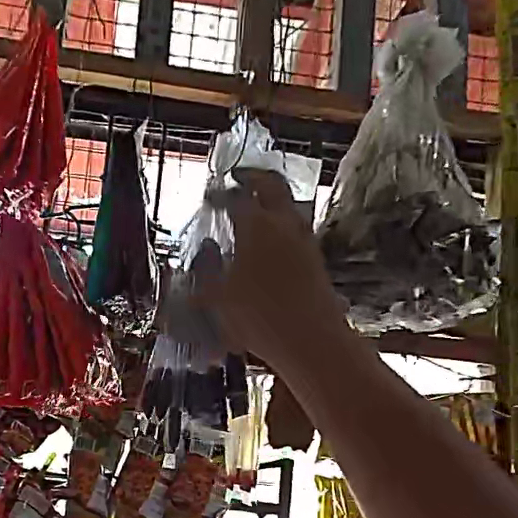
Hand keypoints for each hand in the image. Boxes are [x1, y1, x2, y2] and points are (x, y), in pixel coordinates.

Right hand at [195, 168, 346, 371]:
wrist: (311, 340)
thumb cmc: (258, 317)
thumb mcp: (218, 298)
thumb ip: (206, 273)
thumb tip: (203, 254)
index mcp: (257, 226)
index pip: (235, 196)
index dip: (220, 193)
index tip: (209, 197)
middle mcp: (284, 224)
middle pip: (272, 185)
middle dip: (254, 178)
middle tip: (238, 180)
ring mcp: (304, 239)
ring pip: (288, 206)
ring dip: (270, 202)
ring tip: (252, 213)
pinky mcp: (315, 258)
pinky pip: (295, 229)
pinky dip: (280, 225)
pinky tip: (267, 244)